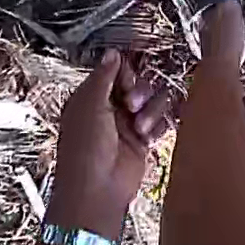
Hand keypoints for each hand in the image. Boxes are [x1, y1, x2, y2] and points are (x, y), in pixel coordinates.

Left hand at [48, 50, 175, 237]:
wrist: (97, 191)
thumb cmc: (86, 150)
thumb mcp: (91, 106)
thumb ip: (104, 77)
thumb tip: (112, 53)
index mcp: (91, 97)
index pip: (115, 72)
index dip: (125, 73)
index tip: (127, 80)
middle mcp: (109, 108)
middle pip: (137, 84)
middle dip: (139, 91)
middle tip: (132, 104)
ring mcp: (127, 124)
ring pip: (152, 101)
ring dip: (150, 110)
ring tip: (140, 126)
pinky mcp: (142, 140)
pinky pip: (159, 121)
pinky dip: (158, 125)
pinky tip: (149, 134)